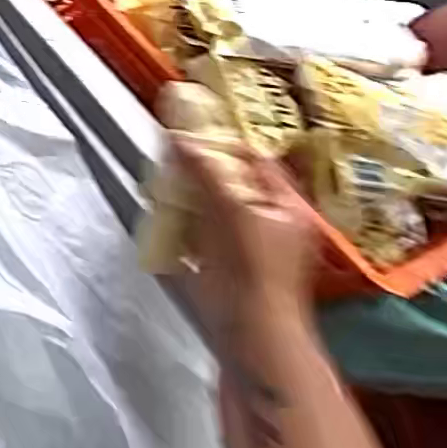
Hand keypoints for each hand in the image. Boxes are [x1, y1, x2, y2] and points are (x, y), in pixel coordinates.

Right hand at [172, 132, 316, 330]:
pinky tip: (161, 205)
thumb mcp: (230, 208)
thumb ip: (205, 170)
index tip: (190, 125)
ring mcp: (244, 236)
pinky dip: (179, 209)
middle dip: (197, 163)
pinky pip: (197, 219)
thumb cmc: (249, 264)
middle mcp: (269, 217)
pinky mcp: (220, 252)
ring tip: (160, 175)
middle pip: (228, 176)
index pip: (255, 158)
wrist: (245, 322)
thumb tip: (179, 135)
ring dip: (184, 185)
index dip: (224, 140)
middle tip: (170, 149)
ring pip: (209, 197)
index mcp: (286, 205)